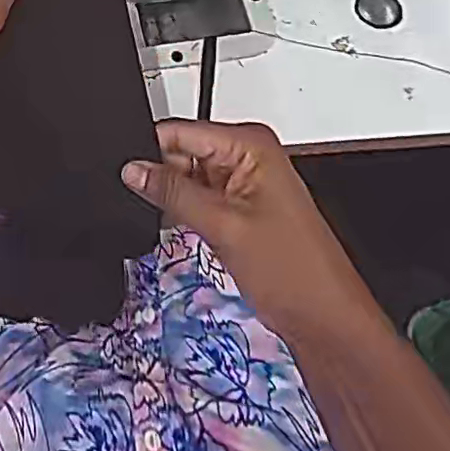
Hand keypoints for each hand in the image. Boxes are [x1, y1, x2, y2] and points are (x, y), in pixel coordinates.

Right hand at [122, 121, 376, 337]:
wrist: (324, 320)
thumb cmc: (295, 272)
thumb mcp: (222, 225)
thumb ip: (172, 192)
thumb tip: (134, 170)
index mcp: (250, 143)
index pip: (182, 130)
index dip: (150, 150)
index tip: (125, 172)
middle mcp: (247, 153)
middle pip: (182, 150)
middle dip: (163, 176)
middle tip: (155, 206)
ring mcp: (243, 179)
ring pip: (187, 175)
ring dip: (175, 197)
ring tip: (182, 223)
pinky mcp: (238, 203)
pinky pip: (198, 195)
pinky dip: (186, 210)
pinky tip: (187, 229)